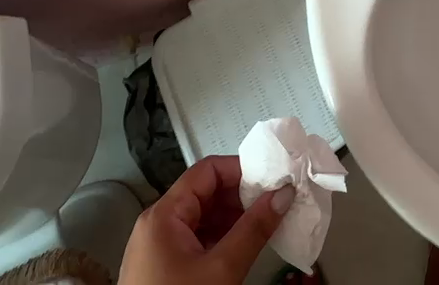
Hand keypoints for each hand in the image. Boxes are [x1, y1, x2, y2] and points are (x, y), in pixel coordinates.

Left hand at [120, 156, 291, 284]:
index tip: (271, 177)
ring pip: (202, 217)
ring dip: (234, 218)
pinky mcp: (163, 269)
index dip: (241, 169)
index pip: (207, 171)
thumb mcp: (222, 269)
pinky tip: (244, 247)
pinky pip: (196, 239)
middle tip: (274, 202)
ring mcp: (158, 248)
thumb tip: (282, 194)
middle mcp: (156, 225)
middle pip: (204, 192)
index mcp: (163, 216)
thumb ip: (254, 228)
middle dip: (241, 196)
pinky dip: (221, 238)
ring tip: (264, 225)